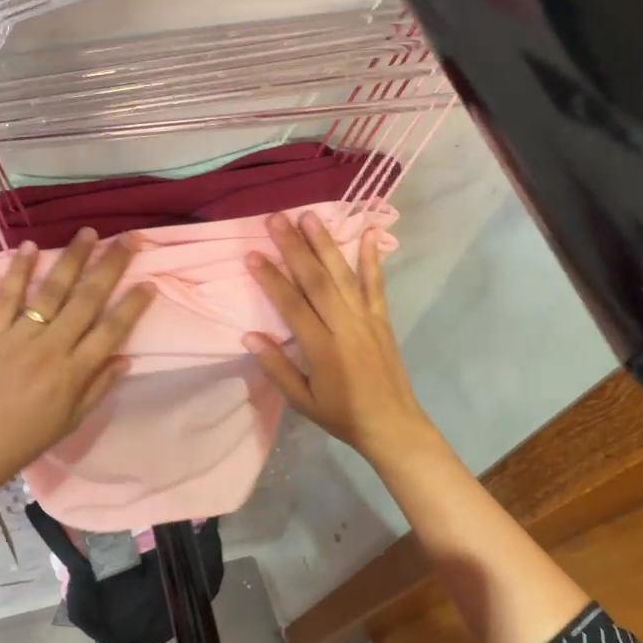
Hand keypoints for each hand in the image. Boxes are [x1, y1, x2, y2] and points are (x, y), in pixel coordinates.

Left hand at [0, 229, 155, 491]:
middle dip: (110, 267)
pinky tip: (31, 246)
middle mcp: (51, 348)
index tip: (150, 282)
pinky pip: (7, 297)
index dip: (133, 306)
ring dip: (72, 259)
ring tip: (88, 234)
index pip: (111, 331)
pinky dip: (19, 270)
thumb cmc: (27, 439)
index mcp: (74, 373)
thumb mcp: (72, 421)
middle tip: (127, 240)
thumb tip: (124, 358)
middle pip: (87, 300)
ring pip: (51, 291)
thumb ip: (98, 387)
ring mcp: (19, 337)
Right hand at [244, 211, 435, 462]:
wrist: (393, 425)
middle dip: (295, 247)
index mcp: (323, 348)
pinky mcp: (382, 320)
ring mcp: (367, 320)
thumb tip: (249, 336)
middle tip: (277, 218)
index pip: (293, 305)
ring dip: (326, 244)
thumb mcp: (302, 400)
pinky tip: (367, 233)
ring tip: (310, 216)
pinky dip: (372, 259)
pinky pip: (376, 285)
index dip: (272, 279)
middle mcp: (345, 327)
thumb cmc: (342, 415)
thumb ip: (277, 367)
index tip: (253, 254)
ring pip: (343, 275)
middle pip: (317, 280)